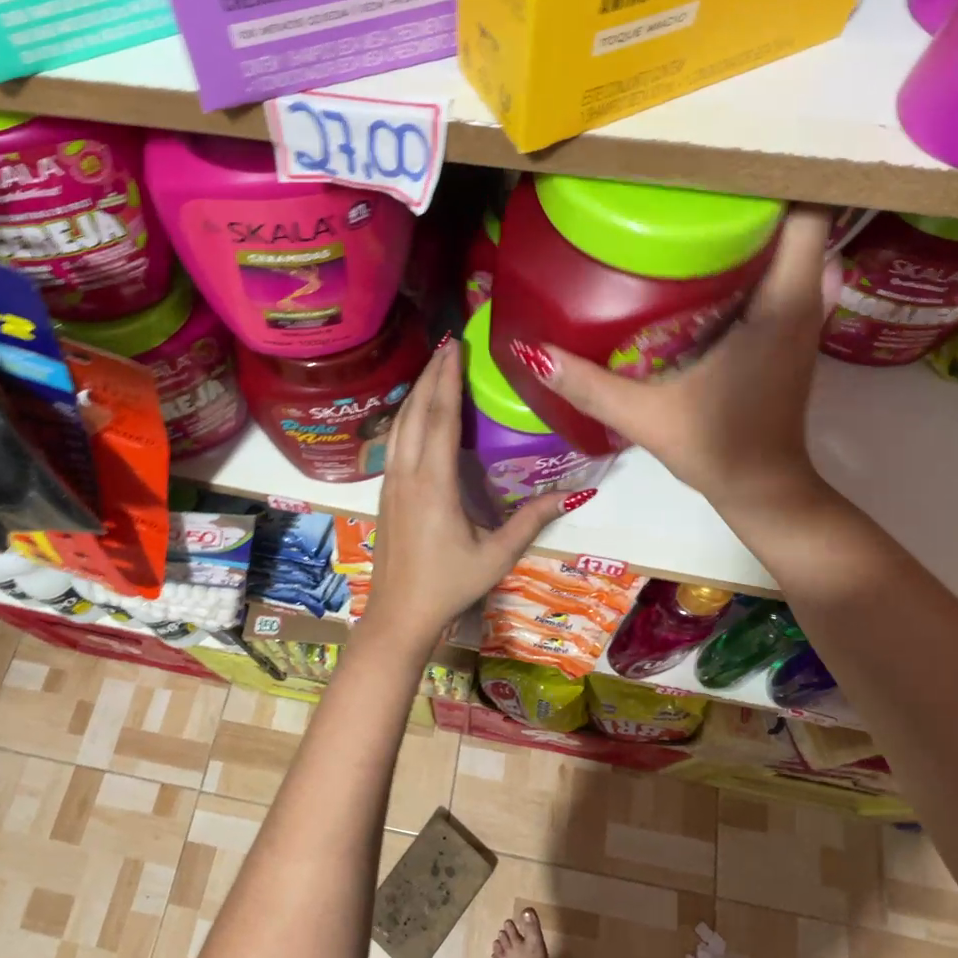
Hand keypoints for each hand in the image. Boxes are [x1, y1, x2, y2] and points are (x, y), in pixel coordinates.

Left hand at [362, 339, 587, 643]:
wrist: (398, 614)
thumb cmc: (448, 586)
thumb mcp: (496, 556)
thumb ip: (530, 521)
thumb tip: (571, 494)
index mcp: (433, 484)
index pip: (439, 418)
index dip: (447, 380)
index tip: (456, 348)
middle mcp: (407, 474)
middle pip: (416, 412)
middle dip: (431, 375)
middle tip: (447, 343)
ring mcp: (391, 483)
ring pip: (399, 425)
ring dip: (415, 393)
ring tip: (432, 367)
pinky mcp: (385, 493)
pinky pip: (393, 442)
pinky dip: (405, 417)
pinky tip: (414, 412)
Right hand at [514, 205, 837, 517]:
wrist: (764, 491)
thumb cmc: (718, 449)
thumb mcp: (646, 416)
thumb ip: (588, 384)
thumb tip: (531, 351)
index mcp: (781, 306)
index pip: (807, 213)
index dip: (774, 179)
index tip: (722, 167)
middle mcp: (802, 302)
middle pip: (794, 222)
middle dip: (749, 198)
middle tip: (689, 187)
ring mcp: (800, 319)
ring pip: (789, 249)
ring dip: (752, 230)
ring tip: (693, 216)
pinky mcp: (788, 336)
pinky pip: (779, 276)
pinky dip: (752, 262)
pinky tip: (703, 269)